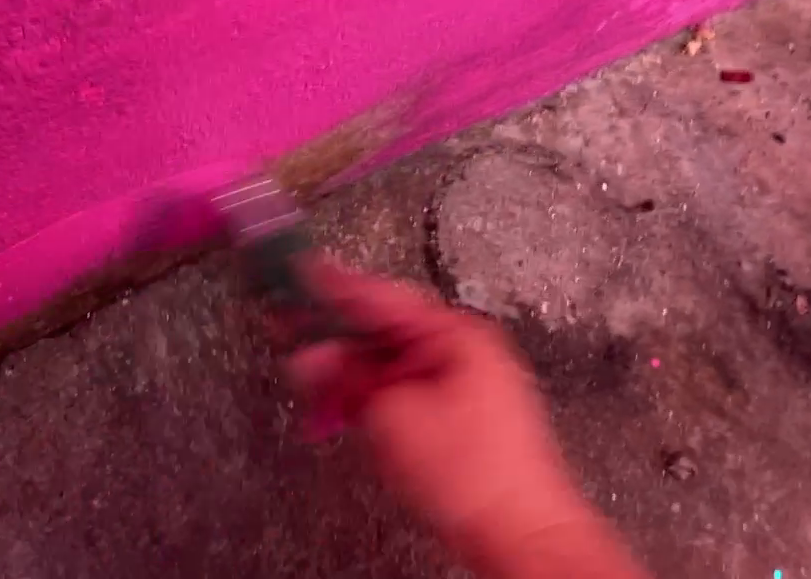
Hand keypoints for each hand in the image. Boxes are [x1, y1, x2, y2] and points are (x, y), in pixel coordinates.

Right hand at [286, 265, 648, 578]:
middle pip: (377, 333)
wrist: (523, 540)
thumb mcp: (391, 415)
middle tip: (287, 329)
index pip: (379, 296)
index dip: (333, 284)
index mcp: (453, 334)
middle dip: (330, 344)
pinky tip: (336, 419)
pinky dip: (364, 405)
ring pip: (382, 368)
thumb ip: (346, 377)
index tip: (301, 269)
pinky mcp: (454, 415)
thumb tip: (315, 356)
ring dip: (343, 382)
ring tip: (310, 397)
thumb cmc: (476, 477)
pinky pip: (396, 394)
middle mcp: (459, 350)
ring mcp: (459, 383)